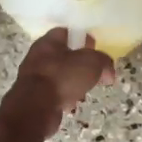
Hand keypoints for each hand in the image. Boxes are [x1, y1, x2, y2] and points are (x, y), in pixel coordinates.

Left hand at [0, 29, 117, 139]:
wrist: (35, 108)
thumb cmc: (62, 77)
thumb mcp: (92, 63)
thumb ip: (104, 62)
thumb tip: (108, 72)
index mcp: (48, 42)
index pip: (66, 33)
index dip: (82, 39)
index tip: (95, 49)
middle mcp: (37, 57)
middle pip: (63, 56)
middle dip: (80, 65)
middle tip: (94, 73)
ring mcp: (33, 78)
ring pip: (59, 76)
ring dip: (73, 83)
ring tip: (85, 91)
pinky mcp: (33, 97)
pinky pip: (54, 93)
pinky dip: (64, 98)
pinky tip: (72, 105)